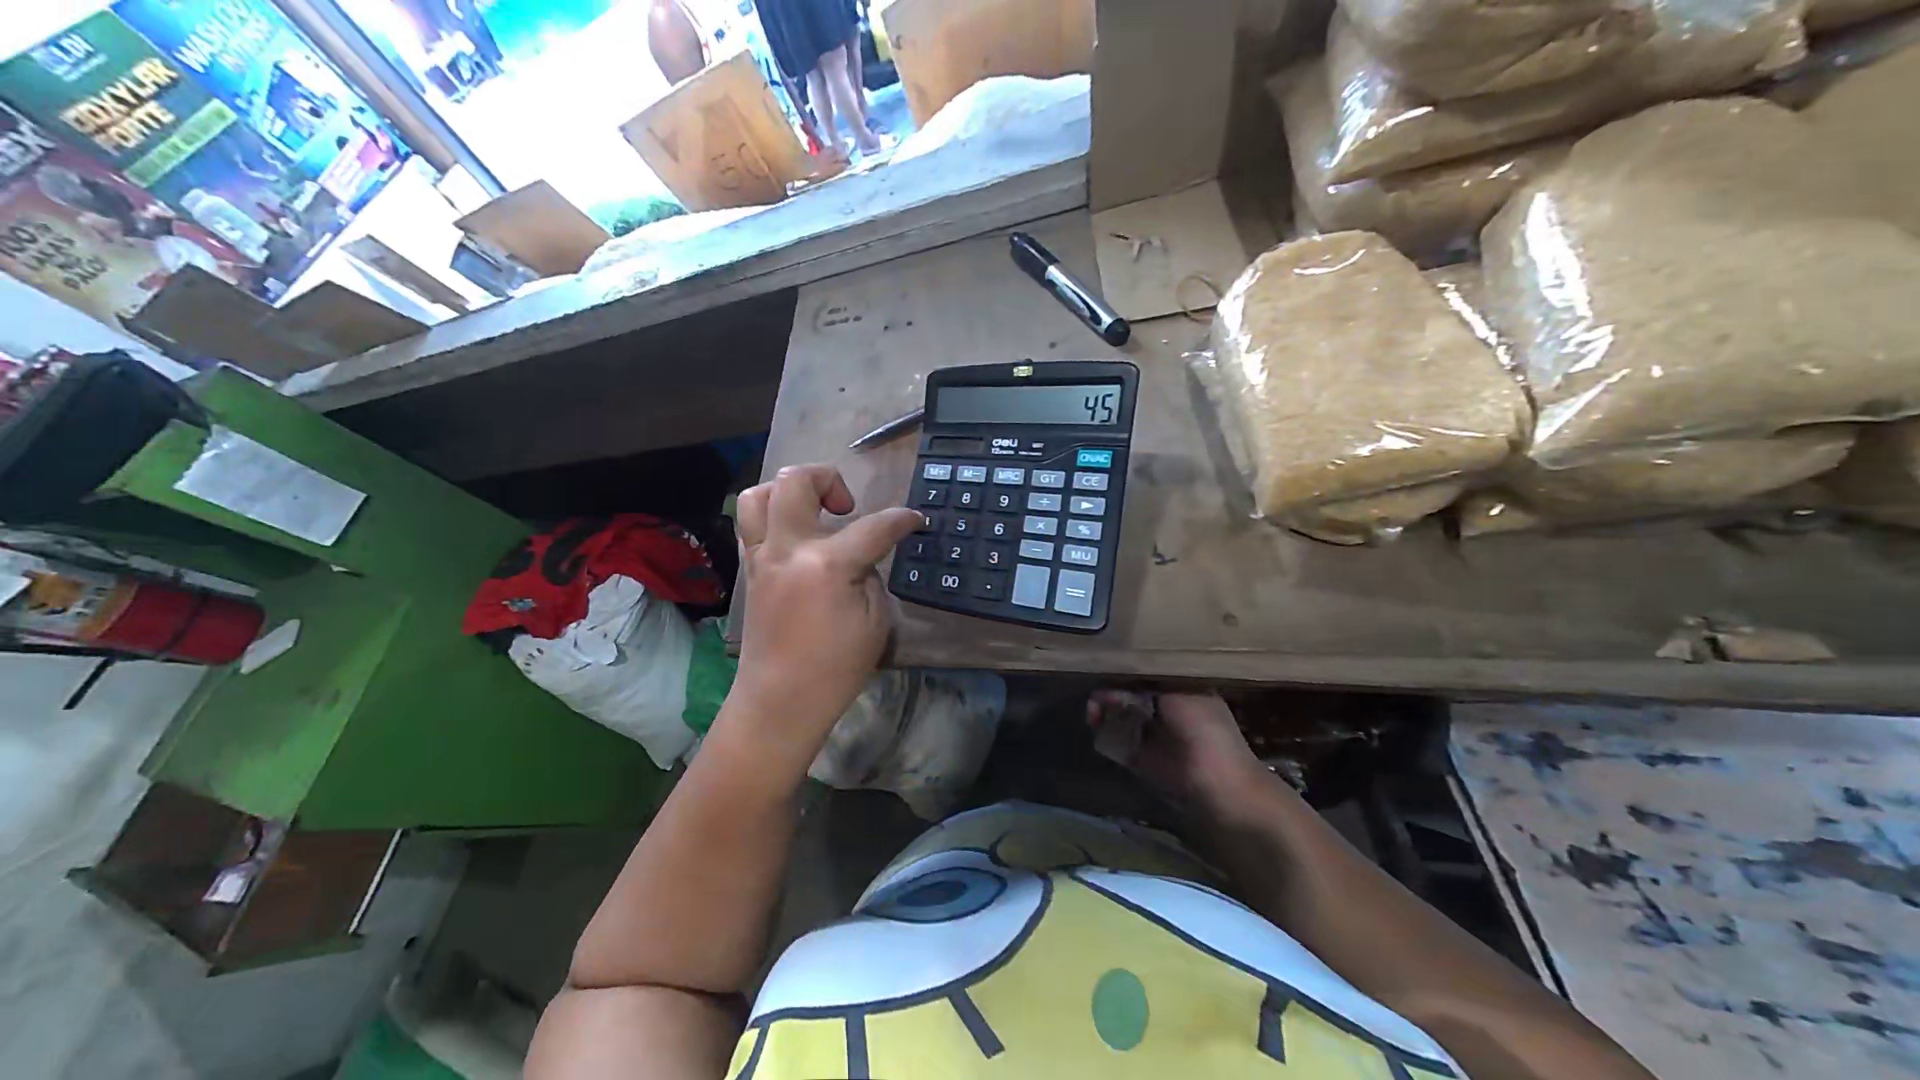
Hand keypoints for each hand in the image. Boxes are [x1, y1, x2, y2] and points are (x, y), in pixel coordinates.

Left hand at [731, 465, 921, 756]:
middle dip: (828, 477)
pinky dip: (774, 518)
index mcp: (827, 564)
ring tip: (813, 513)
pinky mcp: (750, 570)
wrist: (780, 701)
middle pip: (795, 480)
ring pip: (759, 494)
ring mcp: (762, 557)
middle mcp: (788, 549)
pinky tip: (797, 539)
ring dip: (789, 491)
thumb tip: (861, 556)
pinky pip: (752, 525)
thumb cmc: (836, 668)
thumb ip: (870, 575)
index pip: (875, 526)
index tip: (916, 521)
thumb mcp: (875, 621)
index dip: (902, 520)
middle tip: (846, 506)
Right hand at [1088, 691, 1268, 810]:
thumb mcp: (1179, 696)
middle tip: (1097, 698)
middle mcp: (1164, 710)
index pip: (1145, 675)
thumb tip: (1117, 685)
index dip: (1124, 673)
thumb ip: (1144, 688)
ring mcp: (1151, 735)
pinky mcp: (1140, 759)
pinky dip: (1102, 734)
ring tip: (1092, 713)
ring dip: (1102, 712)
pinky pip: (1115, 742)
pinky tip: (1095, 726)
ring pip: (1117, 716)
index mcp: (1181, 690)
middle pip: (1127, 695)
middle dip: (1109, 693)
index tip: (1107, 673)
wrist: (1218, 786)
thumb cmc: (1206, 732)